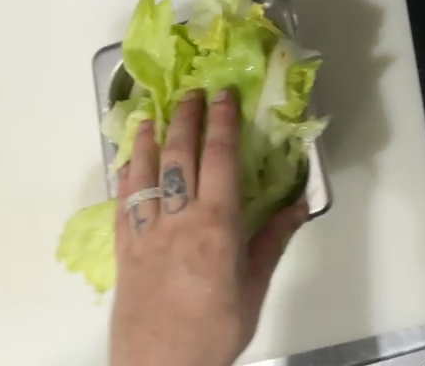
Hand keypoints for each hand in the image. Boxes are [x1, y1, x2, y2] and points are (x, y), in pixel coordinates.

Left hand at [111, 90, 308, 365]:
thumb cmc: (215, 332)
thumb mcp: (254, 288)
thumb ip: (273, 240)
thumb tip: (301, 204)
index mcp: (216, 225)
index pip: (219, 159)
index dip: (222, 122)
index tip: (224, 94)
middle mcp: (179, 221)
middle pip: (180, 158)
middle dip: (186, 120)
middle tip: (191, 93)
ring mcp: (146, 236)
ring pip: (145, 177)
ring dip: (149, 142)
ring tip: (152, 115)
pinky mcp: (125, 255)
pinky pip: (123, 207)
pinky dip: (126, 179)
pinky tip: (128, 163)